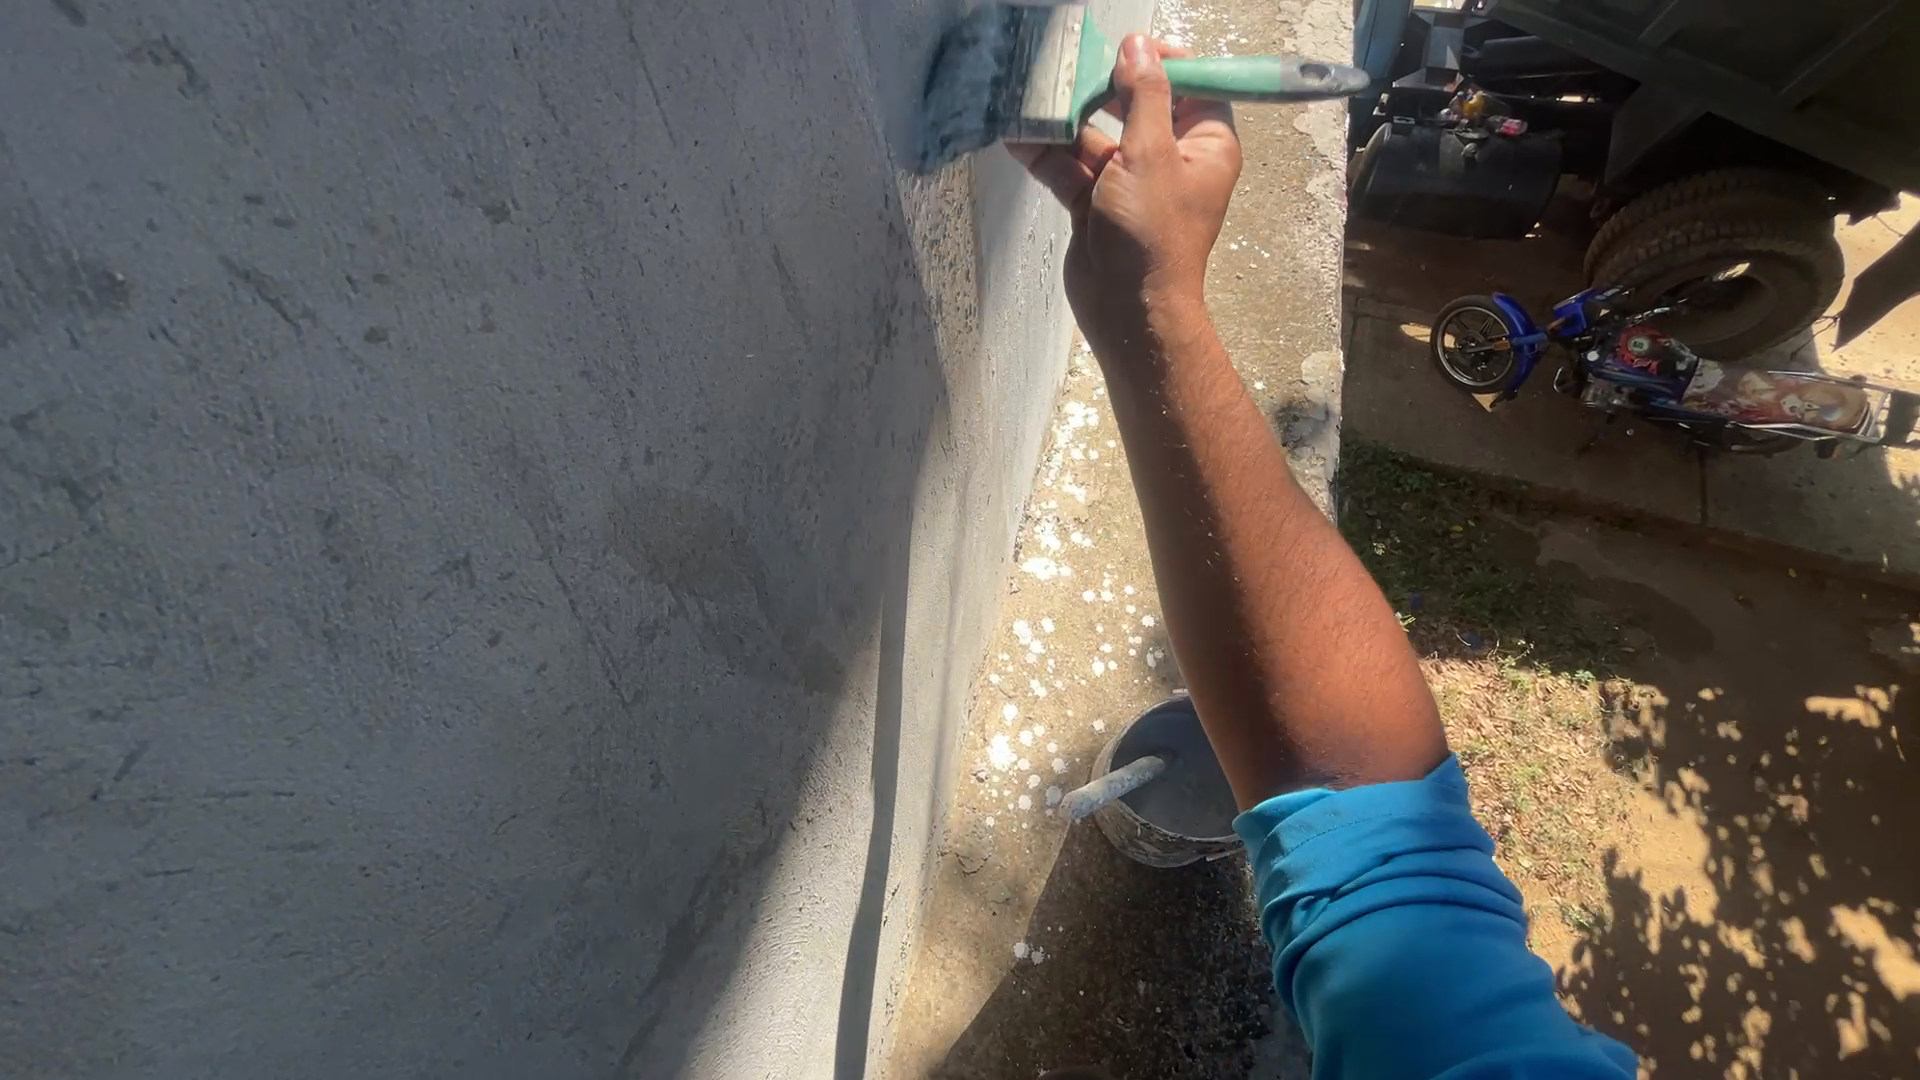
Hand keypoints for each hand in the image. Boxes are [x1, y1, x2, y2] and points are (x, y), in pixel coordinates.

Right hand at [1009, 35, 1241, 363]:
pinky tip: (1020, 136)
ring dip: (1065, 123)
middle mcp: (1169, 161)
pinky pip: (1072, 171)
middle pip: (1135, 108)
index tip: (1125, 49)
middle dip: (1100, 88)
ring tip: (1033, 97)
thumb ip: (1143, 95)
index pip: (1190, 85)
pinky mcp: (1095, 207)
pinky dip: (1049, 156)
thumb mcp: (1152, 153)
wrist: (1126, 308)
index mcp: (1203, 145)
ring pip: (1096, 141)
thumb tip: (1138, 46)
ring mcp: (1128, 185)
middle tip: (1070, 69)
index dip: (1160, 61)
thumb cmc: (1151, 231)